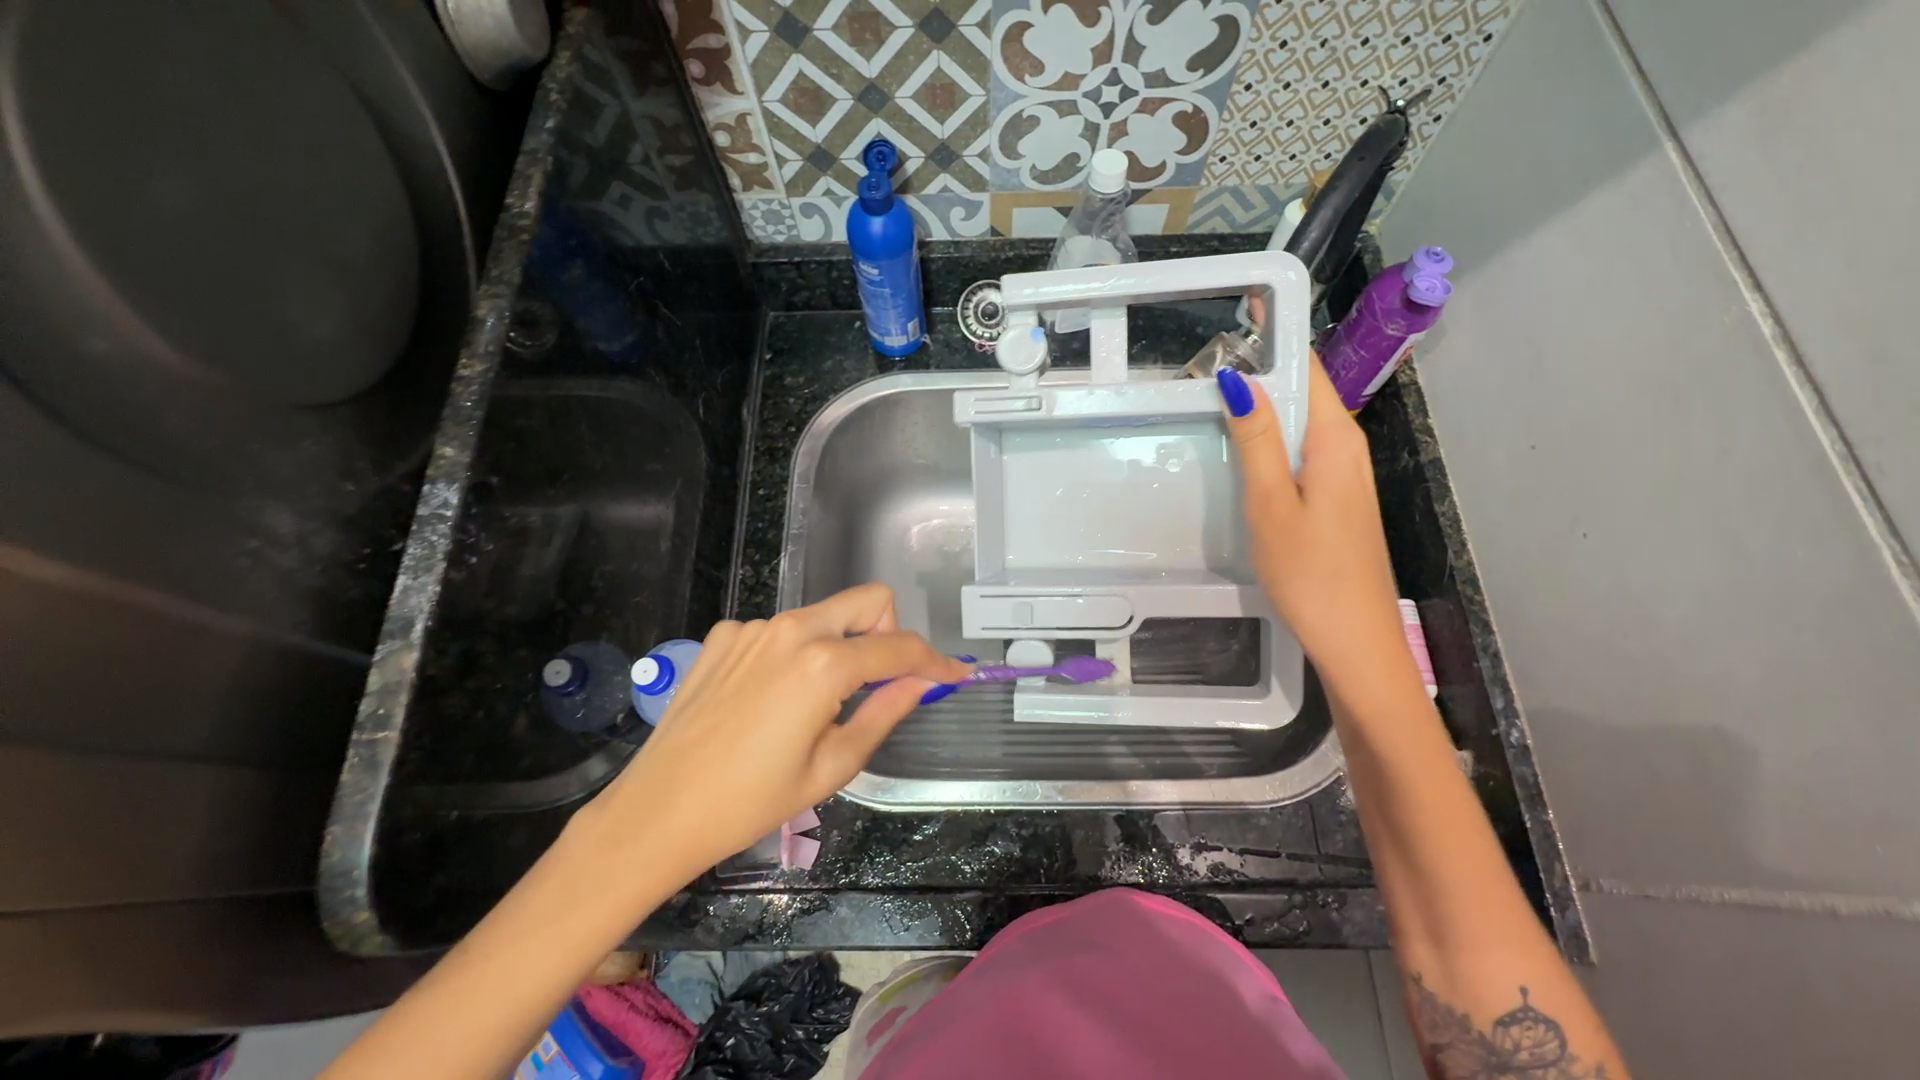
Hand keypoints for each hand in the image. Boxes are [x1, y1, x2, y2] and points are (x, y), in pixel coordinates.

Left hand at [577, 584, 968, 884]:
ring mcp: (753, 628)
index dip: (935, 662)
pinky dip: (795, 654)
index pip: (900, 648)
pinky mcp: (724, 636)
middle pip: (868, 601)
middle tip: (883, 683)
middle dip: (890, 634)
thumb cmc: (752, 801)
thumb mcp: (832, 766)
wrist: (660, 809)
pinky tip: (772, 699)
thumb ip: (884, 713)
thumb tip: (921, 683)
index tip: (954, 676)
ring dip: (840, 646)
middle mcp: (791, 629)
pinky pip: (781, 630)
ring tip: (821, 704)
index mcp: (824, 664)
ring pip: (823, 615)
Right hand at [1216, 359, 1420, 704]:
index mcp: (1336, 439)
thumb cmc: (1310, 573)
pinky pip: (1302, 455)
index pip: (1307, 367)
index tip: (1223, 337)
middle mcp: (1348, 447)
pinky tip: (1241, 459)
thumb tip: (1240, 378)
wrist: (1355, 639)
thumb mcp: (1271, 504)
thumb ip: (1259, 440)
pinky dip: (1272, 448)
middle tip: (1198, 377)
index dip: (1269, 346)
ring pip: (1300, 426)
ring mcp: (1345, 475)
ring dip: (1262, 415)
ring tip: (1208, 410)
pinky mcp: (1337, 500)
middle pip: (1303, 393)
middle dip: (1257, 379)